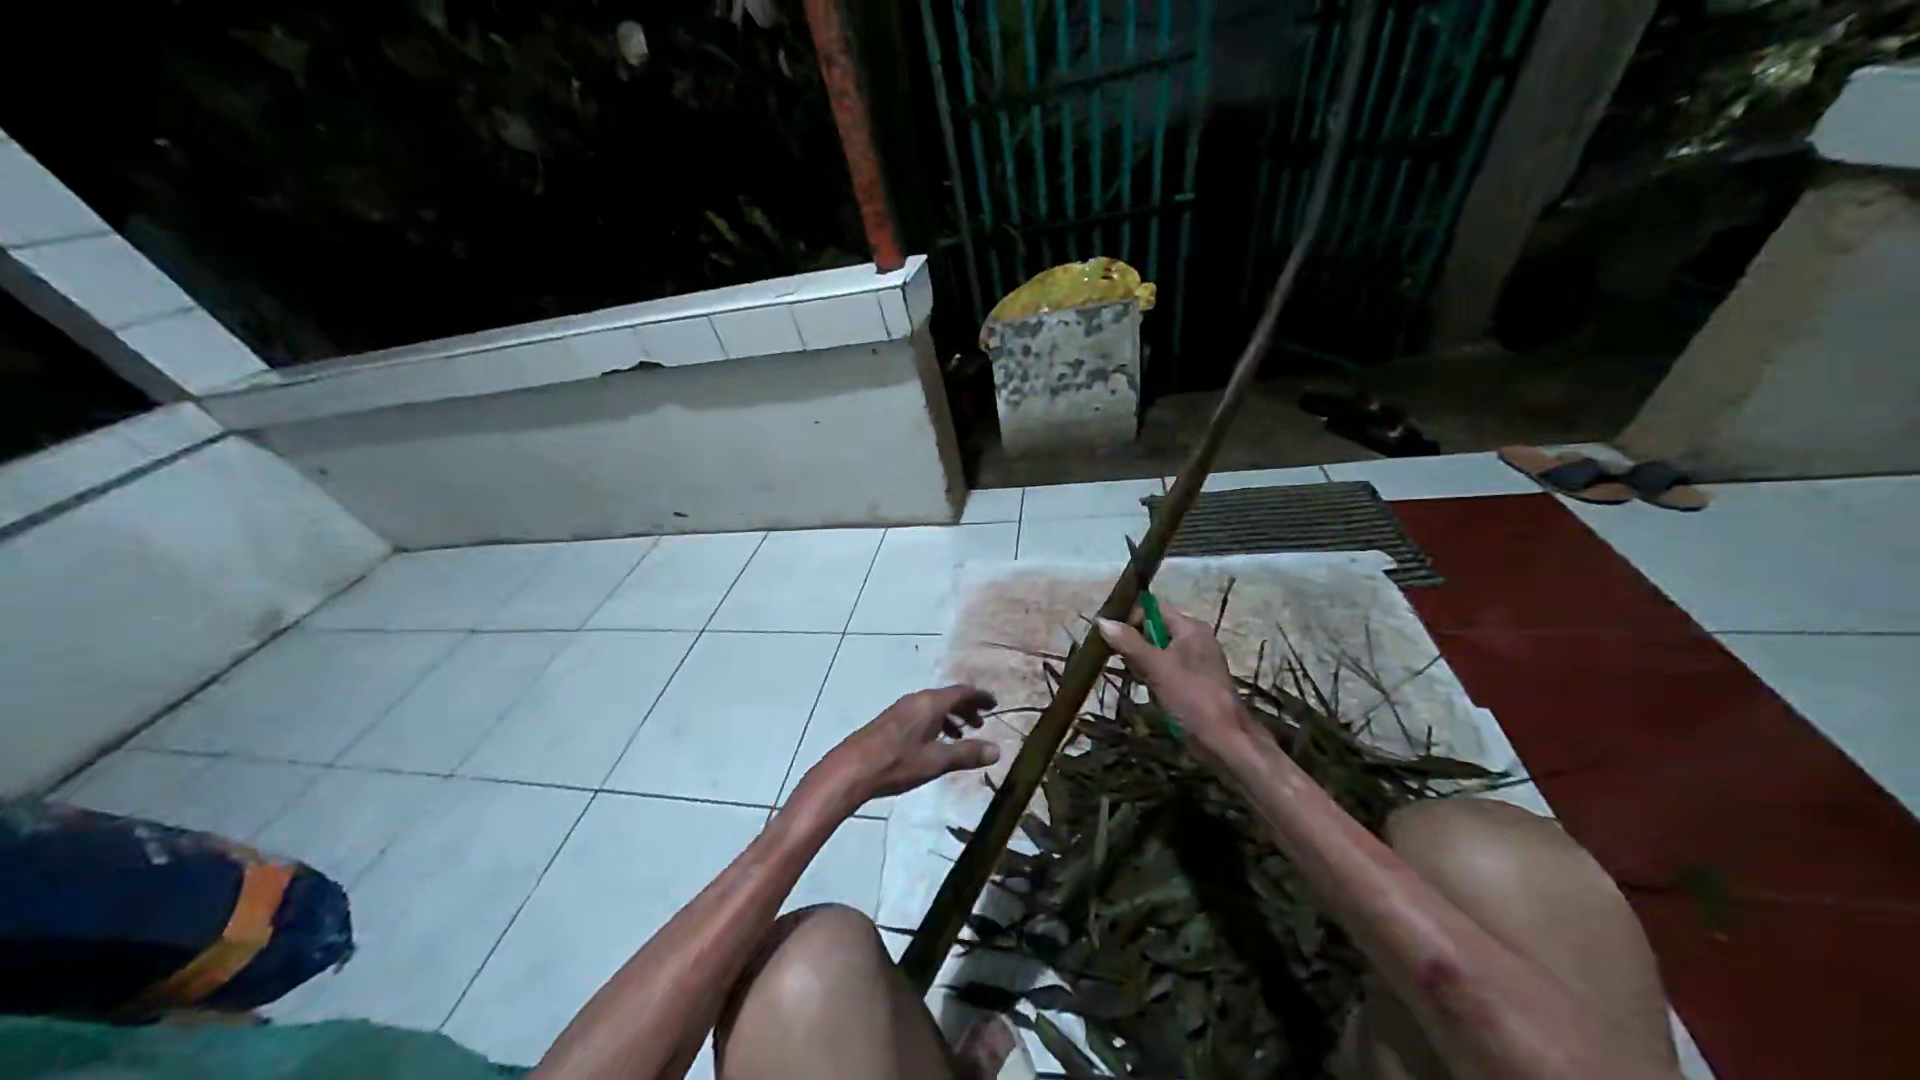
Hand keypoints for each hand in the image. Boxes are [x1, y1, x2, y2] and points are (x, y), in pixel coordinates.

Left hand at [802, 684, 1000, 811]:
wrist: (851, 770)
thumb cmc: (897, 763)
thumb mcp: (936, 761)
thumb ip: (967, 754)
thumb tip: (997, 750)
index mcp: (930, 703)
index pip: (962, 692)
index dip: (980, 697)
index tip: (994, 704)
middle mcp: (916, 700)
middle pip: (947, 697)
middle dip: (966, 708)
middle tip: (981, 722)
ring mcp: (901, 710)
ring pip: (933, 707)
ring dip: (950, 717)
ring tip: (961, 735)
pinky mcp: (890, 722)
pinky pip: (921, 714)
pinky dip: (935, 723)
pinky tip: (934, 743)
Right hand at [1097, 604, 1250, 754]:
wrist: (1224, 740)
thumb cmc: (1191, 697)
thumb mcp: (1156, 667)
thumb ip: (1128, 642)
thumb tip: (1102, 620)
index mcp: (1191, 628)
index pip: (1154, 609)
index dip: (1130, 617)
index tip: (1108, 634)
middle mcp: (1195, 640)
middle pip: (1154, 630)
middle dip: (1134, 643)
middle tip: (1117, 658)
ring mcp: (1195, 662)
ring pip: (1157, 653)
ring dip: (1141, 663)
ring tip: (1133, 677)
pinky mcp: (1193, 683)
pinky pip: (1165, 671)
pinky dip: (1152, 677)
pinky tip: (1146, 690)